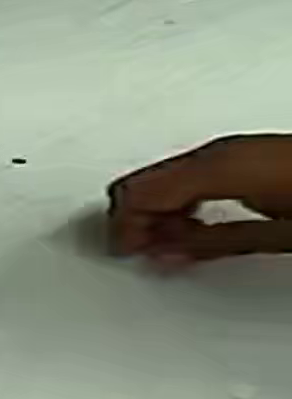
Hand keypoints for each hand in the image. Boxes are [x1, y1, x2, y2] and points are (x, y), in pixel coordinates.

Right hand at [109, 134, 291, 262]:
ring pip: (164, 178)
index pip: (135, 195)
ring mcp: (238, 147)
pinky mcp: (254, 150)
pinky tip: (199, 219)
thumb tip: (160, 251)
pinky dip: (184, 197)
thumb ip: (211, 242)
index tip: (124, 251)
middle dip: (134, 218)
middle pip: (142, 184)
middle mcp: (220, 150)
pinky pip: (195, 171)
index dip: (122, 227)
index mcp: (216, 167)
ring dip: (160, 210)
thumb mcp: (278, 234)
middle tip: (142, 247)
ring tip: (174, 240)